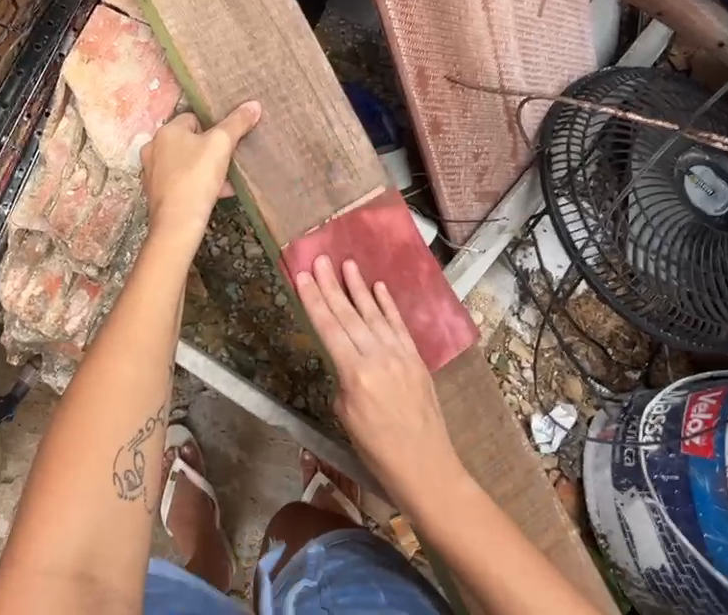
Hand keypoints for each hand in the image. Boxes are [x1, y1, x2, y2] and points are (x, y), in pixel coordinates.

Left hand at [138, 102, 261, 230]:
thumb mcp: (221, 144)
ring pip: (185, 164)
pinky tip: (215, 195)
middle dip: (210, 152)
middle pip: (189, 142)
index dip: (212, 128)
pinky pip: (180, 182)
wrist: (177, 221)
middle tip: (227, 163)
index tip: (226, 142)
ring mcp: (152, 172)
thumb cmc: (197, 176)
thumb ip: (237, 123)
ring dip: (206, 170)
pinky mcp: (155, 193)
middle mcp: (153, 148)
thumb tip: (253, 105)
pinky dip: (196, 185)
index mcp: (166, 131)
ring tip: (226, 182)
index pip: (192, 119)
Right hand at [295, 255, 466, 514]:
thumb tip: (345, 359)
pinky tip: (378, 287)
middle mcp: (378, 358)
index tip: (301, 275)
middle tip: (319, 259)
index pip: (329, 328)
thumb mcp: (345, 416)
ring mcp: (400, 356)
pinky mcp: (416, 360)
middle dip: (331, 285)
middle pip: (349, 315)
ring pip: (374, 314)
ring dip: (358, 287)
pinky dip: (387, 305)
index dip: (313, 300)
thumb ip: (342, 379)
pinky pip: (399, 326)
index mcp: (355, 374)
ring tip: (346, 263)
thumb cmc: (377, 450)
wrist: (426, 467)